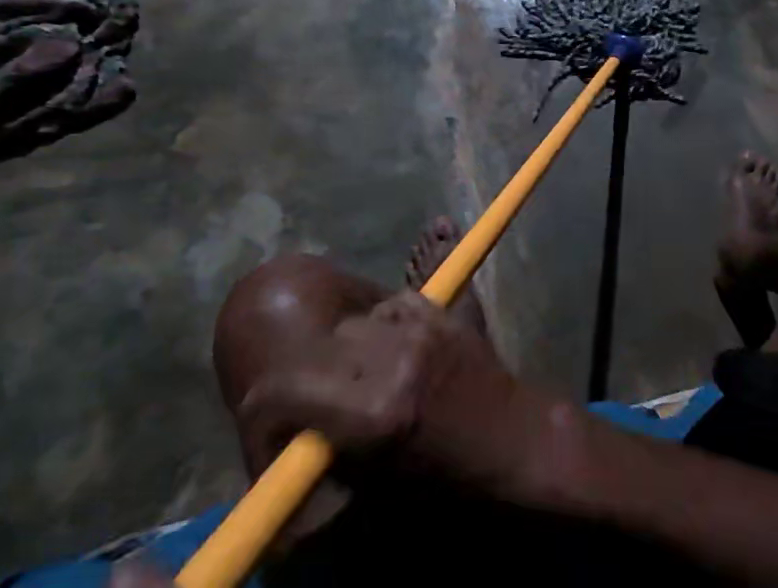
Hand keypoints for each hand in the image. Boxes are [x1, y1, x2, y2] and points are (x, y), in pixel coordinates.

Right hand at [239, 291, 548, 494]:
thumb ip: (323, 444)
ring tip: (374, 369)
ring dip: (354, 342)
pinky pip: (391, 305)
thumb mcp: (374, 473)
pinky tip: (403, 346)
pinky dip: (387, 323)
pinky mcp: (438, 313)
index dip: (264, 405)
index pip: (284, 392)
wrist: (513, 437)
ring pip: (357, 320)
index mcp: (373, 414)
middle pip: (323, 345)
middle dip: (319, 368)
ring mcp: (419, 331)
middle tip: (333, 393)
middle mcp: (391, 363)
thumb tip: (275, 432)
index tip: (264, 412)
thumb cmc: (445, 470)